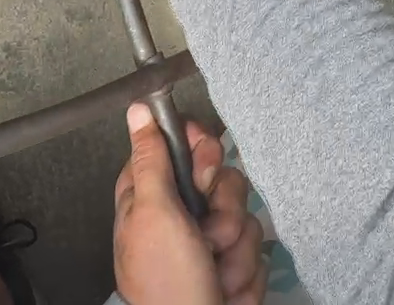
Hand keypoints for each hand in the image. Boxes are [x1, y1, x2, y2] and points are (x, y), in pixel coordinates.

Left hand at [113, 104, 266, 304]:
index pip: (180, 143)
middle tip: (207, 235)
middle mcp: (180, 213)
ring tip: (214, 276)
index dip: (198, 148)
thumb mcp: (153, 214)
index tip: (205, 164)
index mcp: (150, 194)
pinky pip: (256, 251)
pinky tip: (226, 293)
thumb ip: (151, 159)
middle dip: (223, 212)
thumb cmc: (168, 281)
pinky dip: (244, 277)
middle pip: (220, 177)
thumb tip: (137, 107)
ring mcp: (208, 241)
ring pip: (242, 215)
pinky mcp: (234, 266)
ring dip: (234, 252)